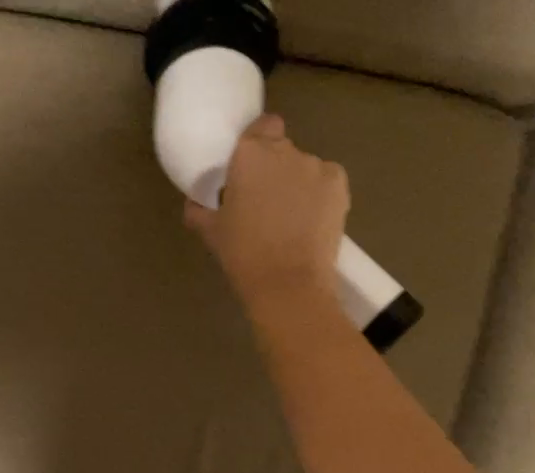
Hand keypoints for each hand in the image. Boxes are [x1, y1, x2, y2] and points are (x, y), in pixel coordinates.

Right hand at [184, 114, 349, 305]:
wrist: (287, 284)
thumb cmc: (242, 255)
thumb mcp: (211, 233)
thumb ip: (199, 210)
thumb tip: (195, 203)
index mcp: (250, 154)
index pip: (262, 125)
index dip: (259, 142)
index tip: (252, 168)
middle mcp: (286, 151)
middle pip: (283, 149)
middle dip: (276, 169)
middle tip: (266, 203)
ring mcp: (316, 166)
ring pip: (306, 168)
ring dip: (298, 185)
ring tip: (291, 220)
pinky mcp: (340, 185)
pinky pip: (326, 183)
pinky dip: (320, 197)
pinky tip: (311, 222)